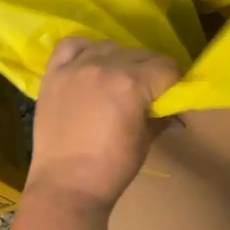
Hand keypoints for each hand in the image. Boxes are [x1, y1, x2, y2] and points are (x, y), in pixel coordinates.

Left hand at [28, 37, 179, 209]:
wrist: (68, 185)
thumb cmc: (113, 167)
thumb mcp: (144, 141)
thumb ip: (160, 118)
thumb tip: (176, 114)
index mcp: (132, 84)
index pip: (167, 67)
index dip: (176, 82)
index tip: (173, 96)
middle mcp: (104, 65)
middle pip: (142, 54)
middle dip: (152, 72)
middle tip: (151, 94)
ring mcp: (76, 67)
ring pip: (110, 46)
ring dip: (122, 60)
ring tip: (120, 82)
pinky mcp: (54, 73)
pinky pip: (73, 45)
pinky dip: (87, 50)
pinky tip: (92, 65)